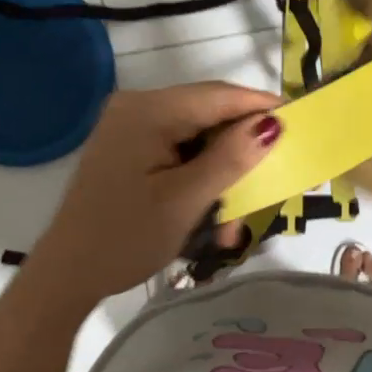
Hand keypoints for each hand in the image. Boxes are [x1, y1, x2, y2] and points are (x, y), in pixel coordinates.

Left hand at [26, 83, 281, 301]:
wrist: (67, 275)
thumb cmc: (125, 237)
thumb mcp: (185, 200)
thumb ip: (231, 158)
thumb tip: (274, 122)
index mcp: (147, 110)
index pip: (219, 96)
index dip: (262, 108)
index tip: (304, 124)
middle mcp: (136, 107)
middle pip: (207, 116)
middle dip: (240, 153)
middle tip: (273, 184)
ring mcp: (128, 129)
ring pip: (195, 139)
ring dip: (220, 176)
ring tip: (231, 225)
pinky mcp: (126, 151)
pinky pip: (175, 153)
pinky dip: (196, 180)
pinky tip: (208, 218)